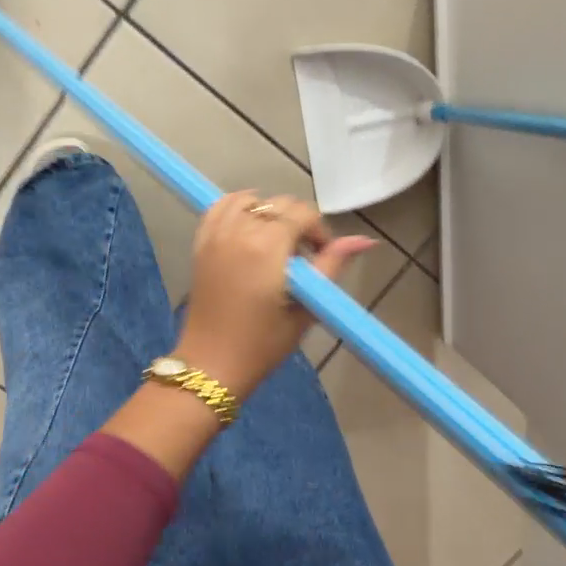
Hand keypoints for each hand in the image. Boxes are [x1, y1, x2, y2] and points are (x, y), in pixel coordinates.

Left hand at [172, 191, 376, 398]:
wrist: (212, 365)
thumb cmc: (262, 345)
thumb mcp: (305, 309)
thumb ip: (331, 267)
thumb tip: (365, 241)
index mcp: (267, 247)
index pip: (302, 213)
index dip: (319, 232)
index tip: (322, 258)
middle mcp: (239, 232)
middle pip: (278, 204)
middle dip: (297, 223)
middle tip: (302, 260)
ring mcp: (216, 236)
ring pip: (248, 201)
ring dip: (267, 213)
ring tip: (275, 244)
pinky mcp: (201, 245)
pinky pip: (218, 208)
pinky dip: (236, 209)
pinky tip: (247, 228)